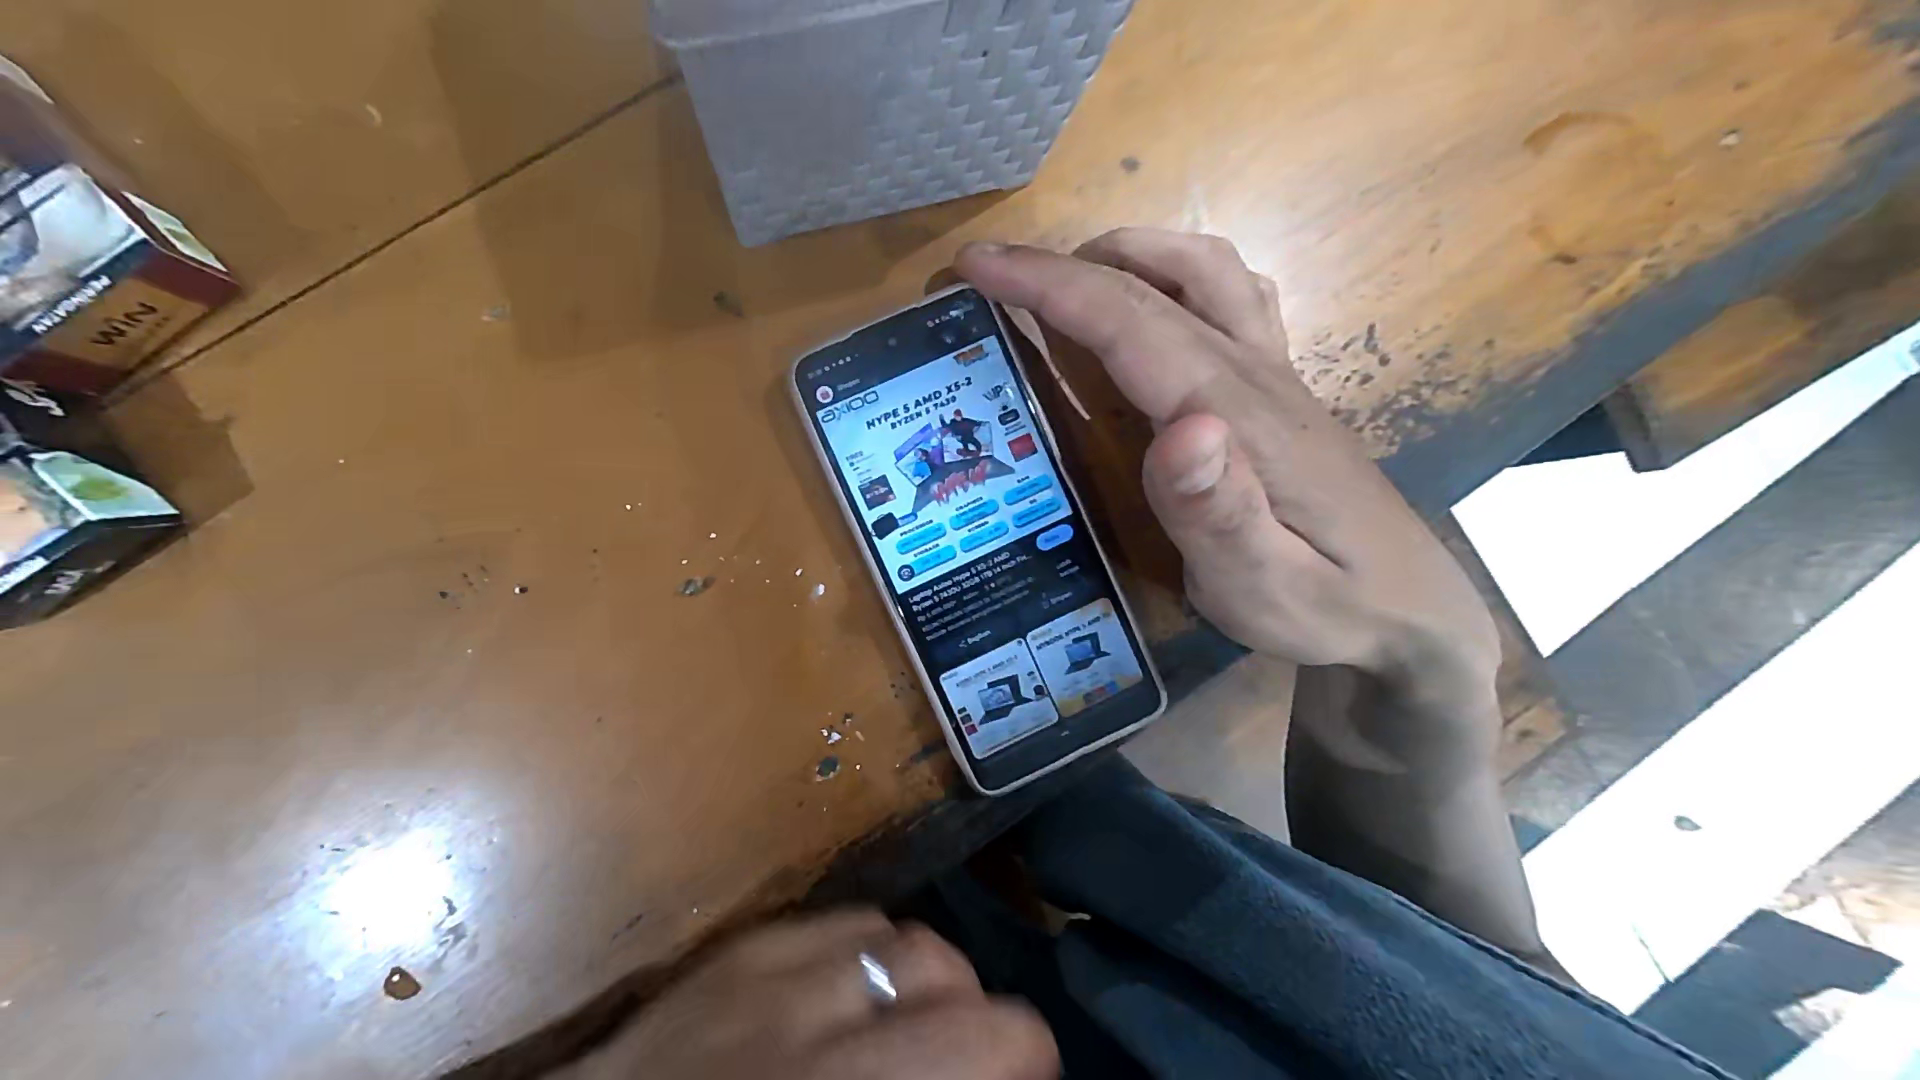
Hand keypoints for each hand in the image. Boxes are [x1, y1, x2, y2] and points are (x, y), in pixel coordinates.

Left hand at [563, 909, 1057, 1079]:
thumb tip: (974, 1061)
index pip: (979, 1037)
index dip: (1024, 1049)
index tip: (1028, 1068)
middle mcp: (807, 1021)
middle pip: (939, 968)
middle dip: (976, 1011)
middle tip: (968, 1054)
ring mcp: (763, 970)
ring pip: (893, 932)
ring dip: (921, 975)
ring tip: (910, 1018)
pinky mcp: (734, 951)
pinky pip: (834, 921)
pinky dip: (865, 949)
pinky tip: (852, 988)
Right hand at [956, 229, 1497, 696]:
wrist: (1408, 608)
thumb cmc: (1327, 607)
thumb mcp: (1265, 588)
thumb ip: (1220, 514)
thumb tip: (1179, 429)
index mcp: (1237, 416)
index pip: (1132, 324)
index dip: (1050, 286)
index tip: (978, 264)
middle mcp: (1255, 374)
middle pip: (1155, 285)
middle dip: (1061, 265)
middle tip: (992, 270)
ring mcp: (1273, 374)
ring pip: (1205, 270)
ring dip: (1127, 255)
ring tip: (1066, 277)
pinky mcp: (1277, 388)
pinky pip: (1230, 297)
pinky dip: (1175, 275)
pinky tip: (1151, 304)